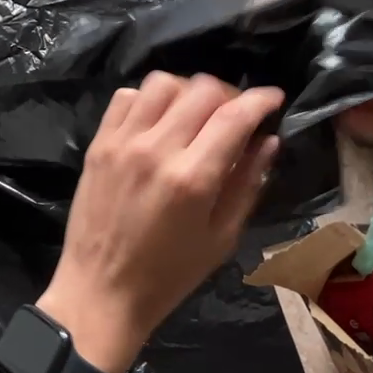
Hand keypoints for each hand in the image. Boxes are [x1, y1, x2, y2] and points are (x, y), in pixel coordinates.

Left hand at [38, 73, 283, 372]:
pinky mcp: (98, 143)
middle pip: (201, 89)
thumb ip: (248, 183)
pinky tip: (159, 120)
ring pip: (162, 82)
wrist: (101, 290)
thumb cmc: (169, 275)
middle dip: (229, 94)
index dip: (261, 99)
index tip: (274, 98)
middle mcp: (156, 149)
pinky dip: (149, 99)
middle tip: (236, 114)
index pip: (234, 115)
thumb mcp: (222, 238)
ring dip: (188, 90)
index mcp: (192, 178)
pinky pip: (126, 96)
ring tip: (196, 114)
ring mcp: (122, 142)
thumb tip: (269, 140)